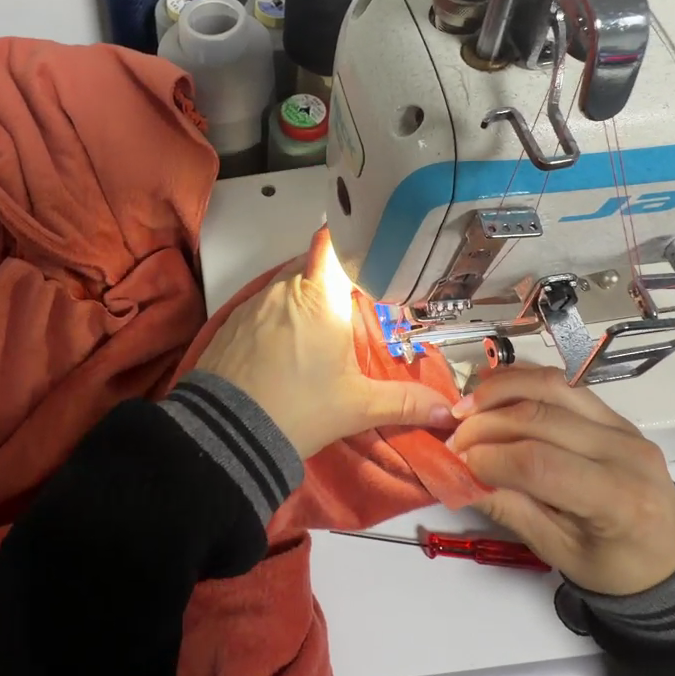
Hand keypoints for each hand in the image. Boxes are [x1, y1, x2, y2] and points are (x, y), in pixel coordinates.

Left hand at [195, 230, 453, 458]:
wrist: (227, 432)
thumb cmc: (299, 409)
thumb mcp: (357, 407)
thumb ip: (405, 403)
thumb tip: (447, 410)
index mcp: (319, 296)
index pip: (332, 243)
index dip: (350, 242)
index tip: (369, 255)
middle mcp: (284, 288)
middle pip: (312, 264)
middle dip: (333, 278)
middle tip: (357, 302)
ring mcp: (253, 303)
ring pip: (286, 284)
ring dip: (304, 297)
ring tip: (324, 327)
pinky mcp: (232, 321)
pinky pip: (262, 304)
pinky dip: (278, 314)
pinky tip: (288, 343)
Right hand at [448, 365, 674, 595]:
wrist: (671, 558)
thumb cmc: (615, 567)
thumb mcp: (559, 553)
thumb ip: (509, 509)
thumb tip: (457, 475)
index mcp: (619, 500)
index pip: (540, 463)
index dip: (489, 458)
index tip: (455, 463)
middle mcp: (625, 452)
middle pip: (539, 418)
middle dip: (484, 424)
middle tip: (451, 437)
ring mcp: (622, 425)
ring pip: (550, 385)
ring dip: (498, 389)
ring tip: (465, 406)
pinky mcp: (612, 412)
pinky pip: (561, 382)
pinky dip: (520, 379)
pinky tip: (491, 390)